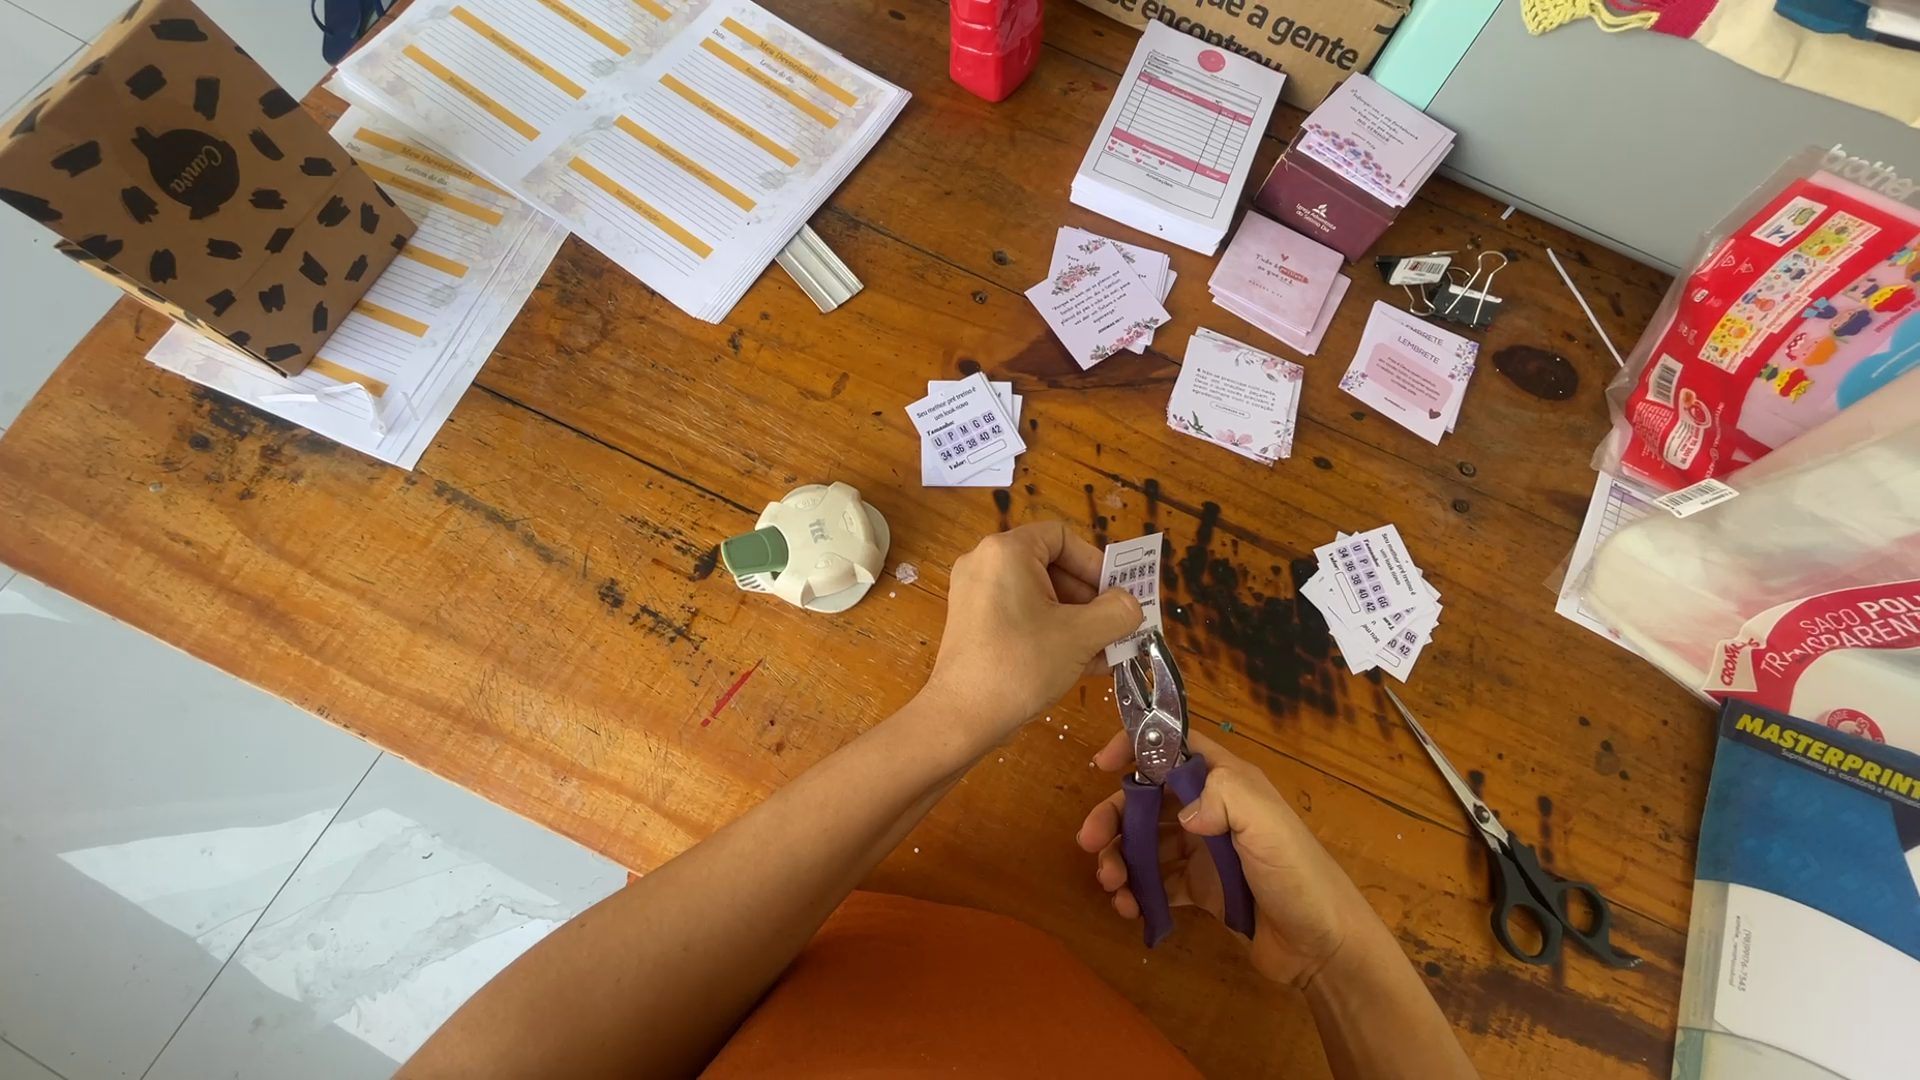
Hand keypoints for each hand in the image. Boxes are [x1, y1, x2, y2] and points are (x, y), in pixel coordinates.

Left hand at [921, 522, 1141, 743]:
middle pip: (1051, 567)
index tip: (1117, 594)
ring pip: (1039, 597)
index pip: (1061, 538)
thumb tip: (1132, 605)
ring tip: (1107, 650)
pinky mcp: (974, 626)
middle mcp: (984, 564)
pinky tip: (1085, 663)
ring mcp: (975, 596)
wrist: (962, 717)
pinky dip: (1052, 632)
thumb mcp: (1081, 635)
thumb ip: (1117, 612)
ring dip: (1078, 620)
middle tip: (1117, 625)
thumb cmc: (1022, 664)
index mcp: (1006, 552)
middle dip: (1090, 598)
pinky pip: (1022, 617)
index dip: (1095, 563)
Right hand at [1078, 729, 1368, 987]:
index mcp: (1225, 782)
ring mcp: (1204, 850)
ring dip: (1120, 858)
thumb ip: (1222, 796)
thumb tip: (1180, 814)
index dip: (1135, 747)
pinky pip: (1157, 881)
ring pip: (1146, 842)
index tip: (1102, 764)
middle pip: (1147, 799)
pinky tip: (1128, 907)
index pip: (1173, 748)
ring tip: (1110, 885)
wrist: (1325, 950)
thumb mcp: (1266, 822)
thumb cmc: (1297, 875)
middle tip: (1088, 842)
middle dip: (1113, 817)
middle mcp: (1210, 809)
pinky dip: (1137, 890)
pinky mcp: (1201, 888)